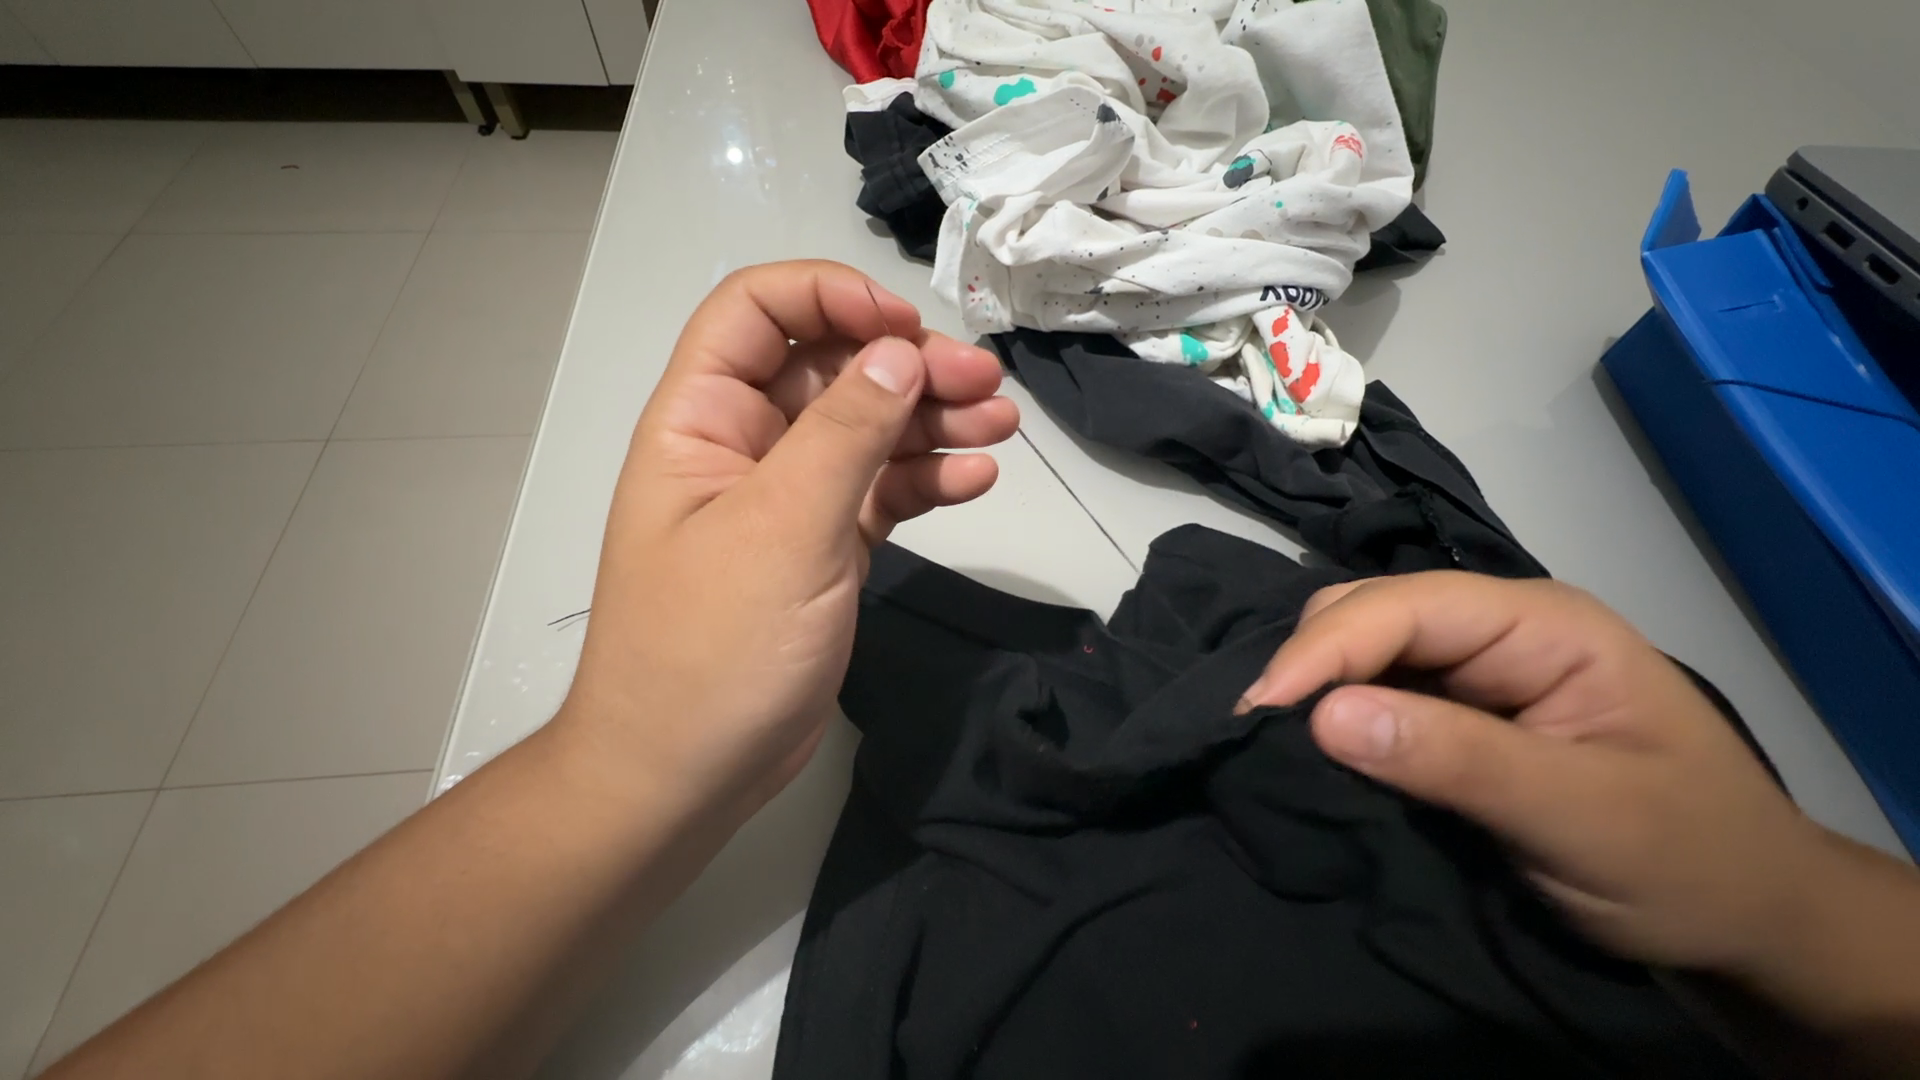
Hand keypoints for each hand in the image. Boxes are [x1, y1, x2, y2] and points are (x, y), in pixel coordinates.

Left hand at [556, 261, 1018, 820]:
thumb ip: (843, 433)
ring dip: (933, 422)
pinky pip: (881, 493)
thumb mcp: (783, 528)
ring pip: (867, 432)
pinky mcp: (826, 548)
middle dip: (907, 368)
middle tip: (986, 384)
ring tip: (1002, 427)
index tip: (904, 329)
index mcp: (704, 420)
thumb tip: (897, 352)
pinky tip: (976, 480)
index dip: (829, 296)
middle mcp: (747, 446)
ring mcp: (790, 499)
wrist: (690, 771)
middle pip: (831, 369)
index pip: (756, 312)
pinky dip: (926, 481)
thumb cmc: (715, 647)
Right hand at [1236, 572, 1832, 975]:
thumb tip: (1322, 716)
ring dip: (1312, 687)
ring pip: (1356, 645)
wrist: (1744, 917)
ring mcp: (1468, 665)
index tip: (1261, 711)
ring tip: (1274, 739)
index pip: (1403, 607)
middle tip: (1259, 733)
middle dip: (1308, 663)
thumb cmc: (1689, 861)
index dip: (1325, 650)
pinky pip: (1366, 690)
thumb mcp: (1582, 816)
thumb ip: (1456, 760)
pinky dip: (1327, 713)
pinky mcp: (1448, 706)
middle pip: (1366, 611)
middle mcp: (1493, 627)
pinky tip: (1310, 742)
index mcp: (1540, 624)